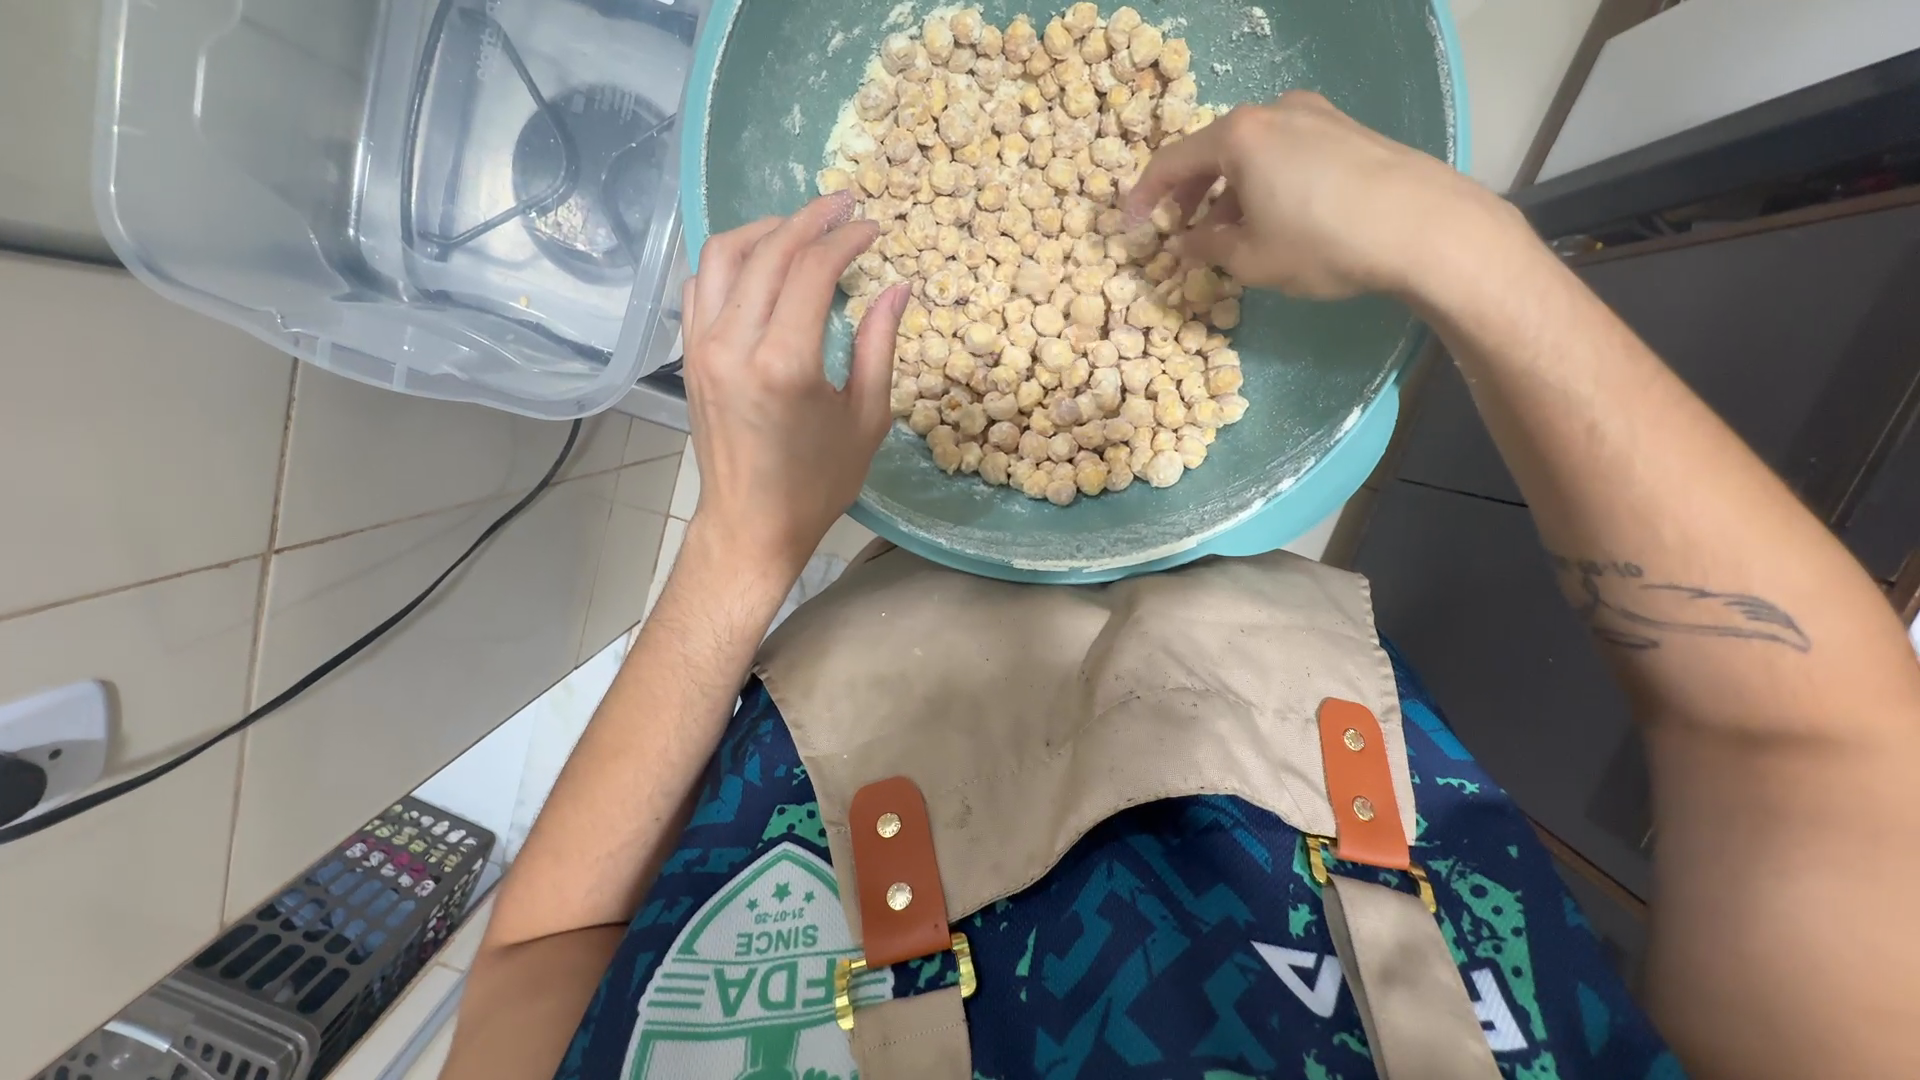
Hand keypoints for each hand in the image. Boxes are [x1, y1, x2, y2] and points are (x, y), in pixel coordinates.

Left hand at [680, 193, 909, 580]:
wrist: (750, 524)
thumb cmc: (817, 482)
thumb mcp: (866, 419)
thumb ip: (880, 347)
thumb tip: (897, 288)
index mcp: (785, 362)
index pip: (812, 269)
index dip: (846, 239)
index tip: (872, 229)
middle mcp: (734, 343)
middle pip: (769, 250)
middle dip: (810, 220)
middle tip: (844, 206)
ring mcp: (702, 346)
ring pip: (724, 255)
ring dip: (765, 229)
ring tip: (802, 227)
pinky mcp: (689, 355)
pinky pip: (701, 283)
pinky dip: (731, 259)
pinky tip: (760, 263)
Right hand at [1126, 91, 1523, 300]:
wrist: (1422, 227)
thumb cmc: (1321, 243)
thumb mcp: (1250, 258)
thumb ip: (1205, 247)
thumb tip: (1183, 243)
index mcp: (1239, 136)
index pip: (1171, 162)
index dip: (1144, 198)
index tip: (1130, 226)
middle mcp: (1274, 111)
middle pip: (1211, 151)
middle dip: (1188, 195)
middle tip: (1178, 232)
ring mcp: (1314, 115)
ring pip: (1250, 153)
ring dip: (1227, 192)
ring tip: (1226, 235)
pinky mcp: (1345, 129)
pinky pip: (1284, 153)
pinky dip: (1262, 183)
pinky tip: (1271, 218)